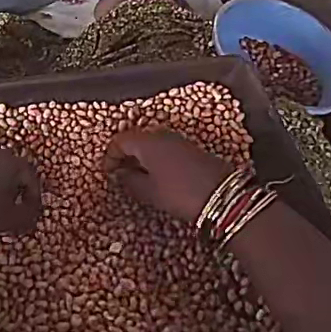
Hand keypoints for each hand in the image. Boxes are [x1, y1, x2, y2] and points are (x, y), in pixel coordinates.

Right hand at [106, 129, 234, 221]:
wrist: (223, 196)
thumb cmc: (180, 193)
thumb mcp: (149, 191)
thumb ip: (129, 180)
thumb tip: (119, 174)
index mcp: (147, 141)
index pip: (119, 140)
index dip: (110, 156)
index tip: (108, 173)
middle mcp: (161, 134)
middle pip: (135, 139)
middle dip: (125, 155)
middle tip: (120, 175)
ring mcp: (178, 140)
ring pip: (151, 143)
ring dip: (140, 157)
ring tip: (137, 178)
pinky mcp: (191, 149)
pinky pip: (165, 148)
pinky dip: (155, 158)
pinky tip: (157, 176)